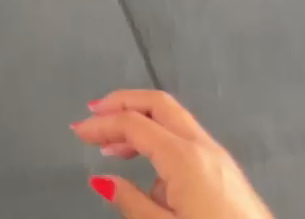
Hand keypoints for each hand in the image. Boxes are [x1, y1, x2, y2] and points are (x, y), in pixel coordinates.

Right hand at [71, 90, 273, 218]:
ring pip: (173, 118)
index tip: (77, 132)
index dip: (101, 124)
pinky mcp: (228, 172)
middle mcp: (202, 146)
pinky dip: (160, 139)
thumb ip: (132, 202)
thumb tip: (103, 180)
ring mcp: (219, 157)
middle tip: (94, 113)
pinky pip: (186, 139)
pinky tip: (152, 177)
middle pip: (156, 103)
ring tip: (113, 147)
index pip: (133, 123)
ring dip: (140, 121)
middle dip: (122, 103)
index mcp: (184, 156)